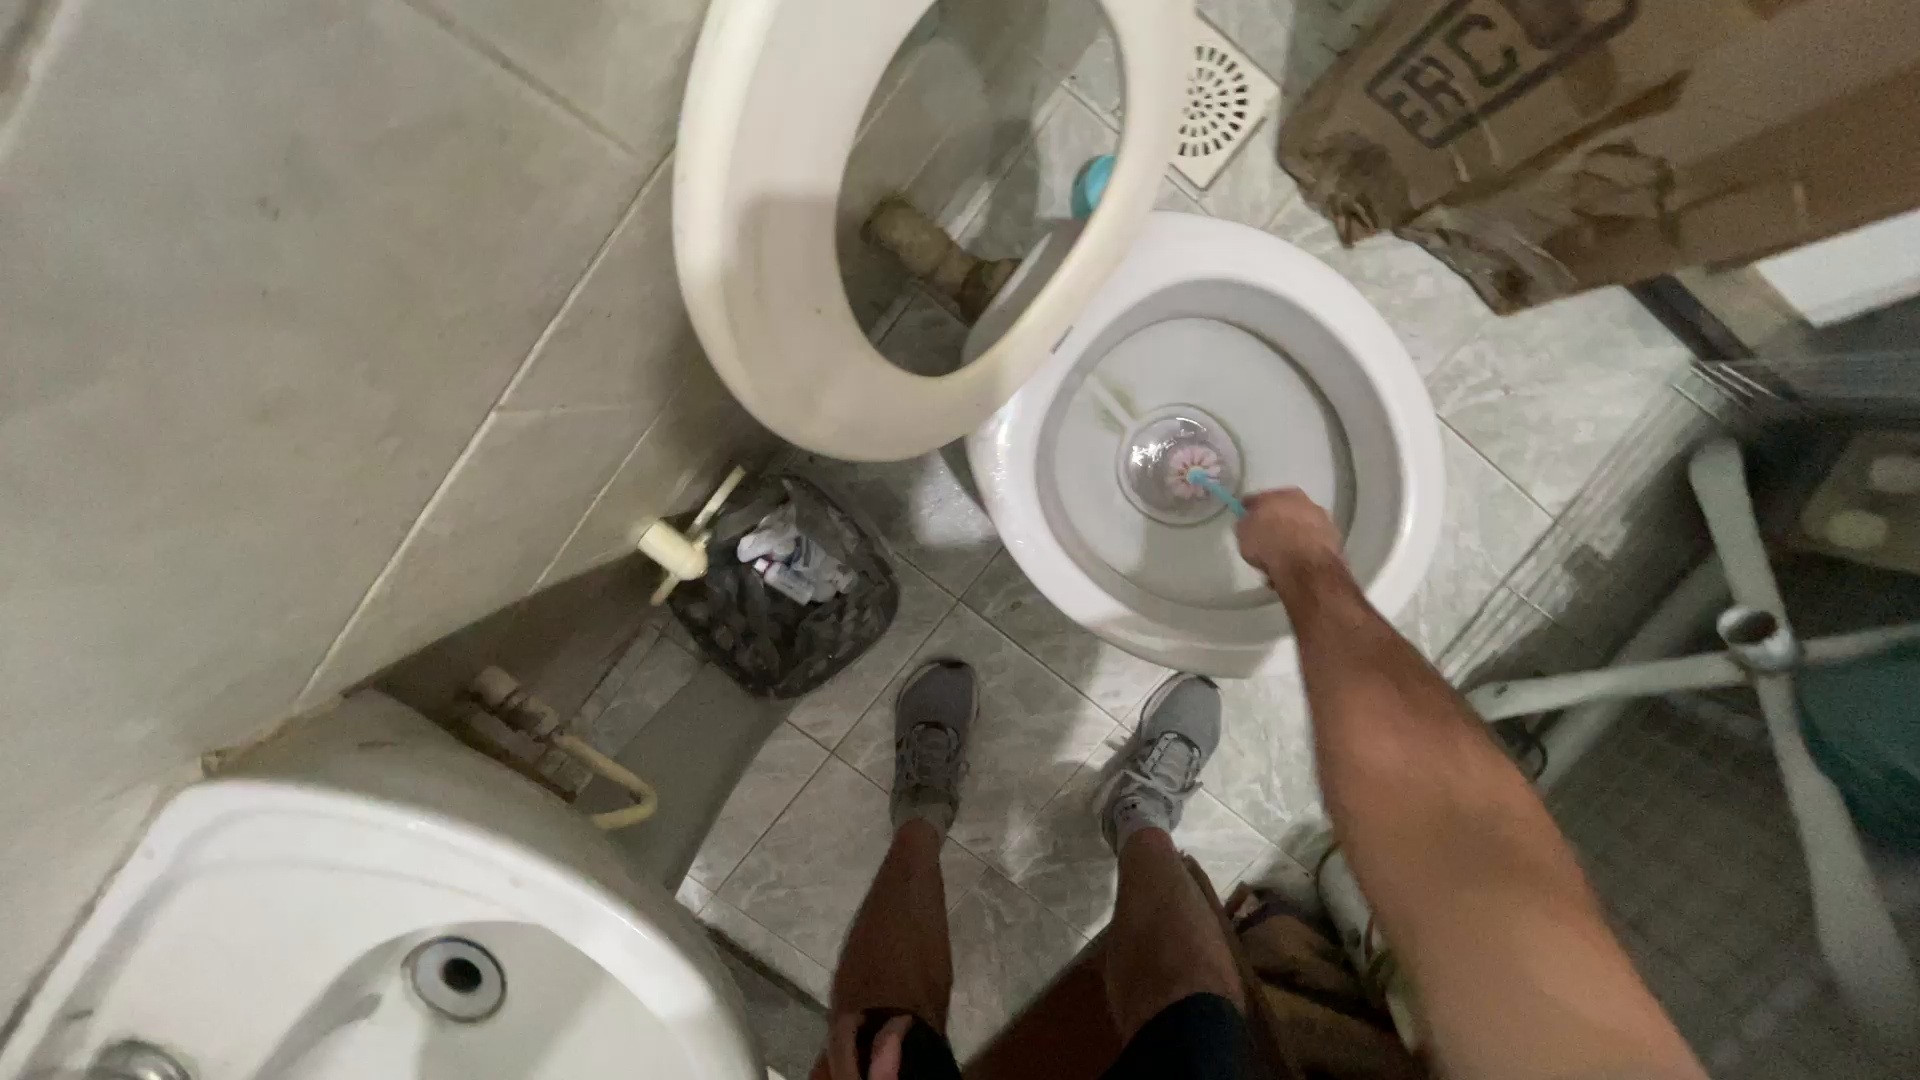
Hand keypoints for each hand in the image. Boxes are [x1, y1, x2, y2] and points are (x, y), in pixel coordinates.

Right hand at [1234, 488, 1344, 591]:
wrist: (1304, 566)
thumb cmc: (1269, 543)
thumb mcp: (1243, 532)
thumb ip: (1246, 523)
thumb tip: (1249, 521)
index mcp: (1283, 494)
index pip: (1260, 498)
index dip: (1250, 509)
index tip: (1243, 518)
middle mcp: (1307, 502)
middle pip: (1285, 511)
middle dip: (1275, 522)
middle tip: (1262, 538)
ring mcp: (1324, 521)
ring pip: (1300, 528)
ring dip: (1290, 538)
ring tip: (1278, 557)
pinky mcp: (1334, 542)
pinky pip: (1310, 545)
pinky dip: (1302, 552)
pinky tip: (1292, 566)